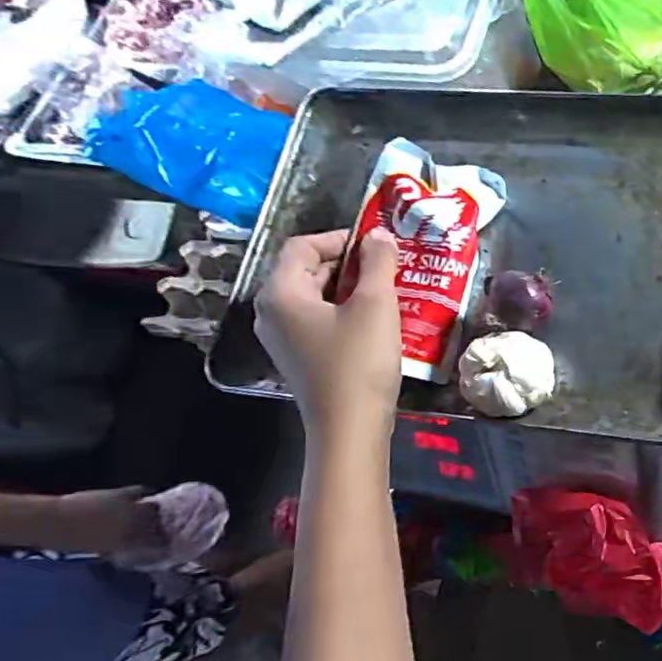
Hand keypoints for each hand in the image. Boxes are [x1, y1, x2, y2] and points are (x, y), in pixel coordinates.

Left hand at [255, 229, 401, 437]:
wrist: (350, 425)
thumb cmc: (360, 361)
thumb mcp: (376, 306)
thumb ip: (378, 264)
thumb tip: (380, 235)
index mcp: (281, 293)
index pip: (302, 246)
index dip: (340, 237)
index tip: (378, 244)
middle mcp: (272, 311)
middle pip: (307, 271)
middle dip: (349, 264)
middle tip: (389, 267)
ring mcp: (283, 337)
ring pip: (316, 298)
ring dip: (351, 289)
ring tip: (389, 292)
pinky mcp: (299, 357)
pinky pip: (320, 321)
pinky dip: (345, 312)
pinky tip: (376, 322)